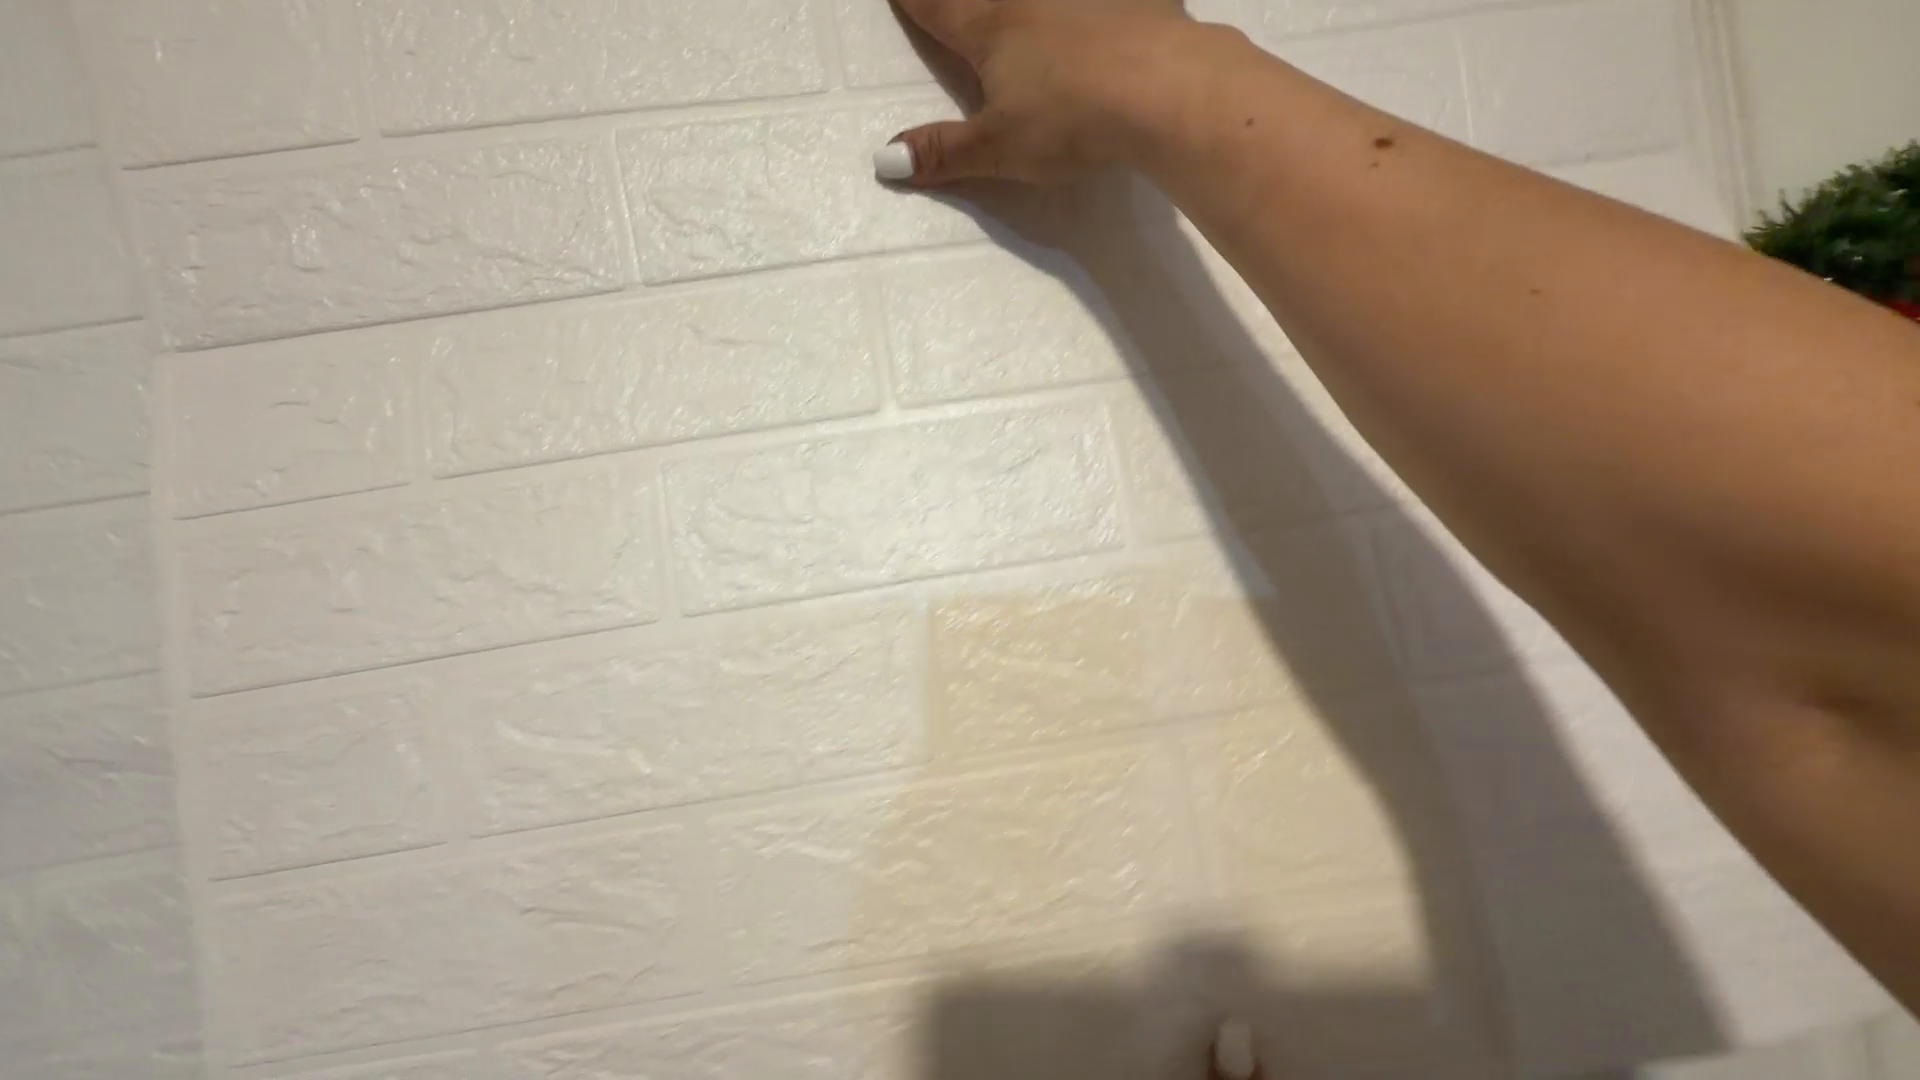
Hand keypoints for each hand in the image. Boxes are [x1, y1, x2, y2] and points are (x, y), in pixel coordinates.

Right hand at [884, 0, 1203, 186]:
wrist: (1166, 91)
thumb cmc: (1071, 122)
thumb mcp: (999, 149)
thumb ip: (944, 152)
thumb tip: (882, 160)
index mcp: (991, 28)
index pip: (937, 6)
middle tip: (961, 3)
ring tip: (1017, 6)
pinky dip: (1091, 0)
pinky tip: (1102, 6)